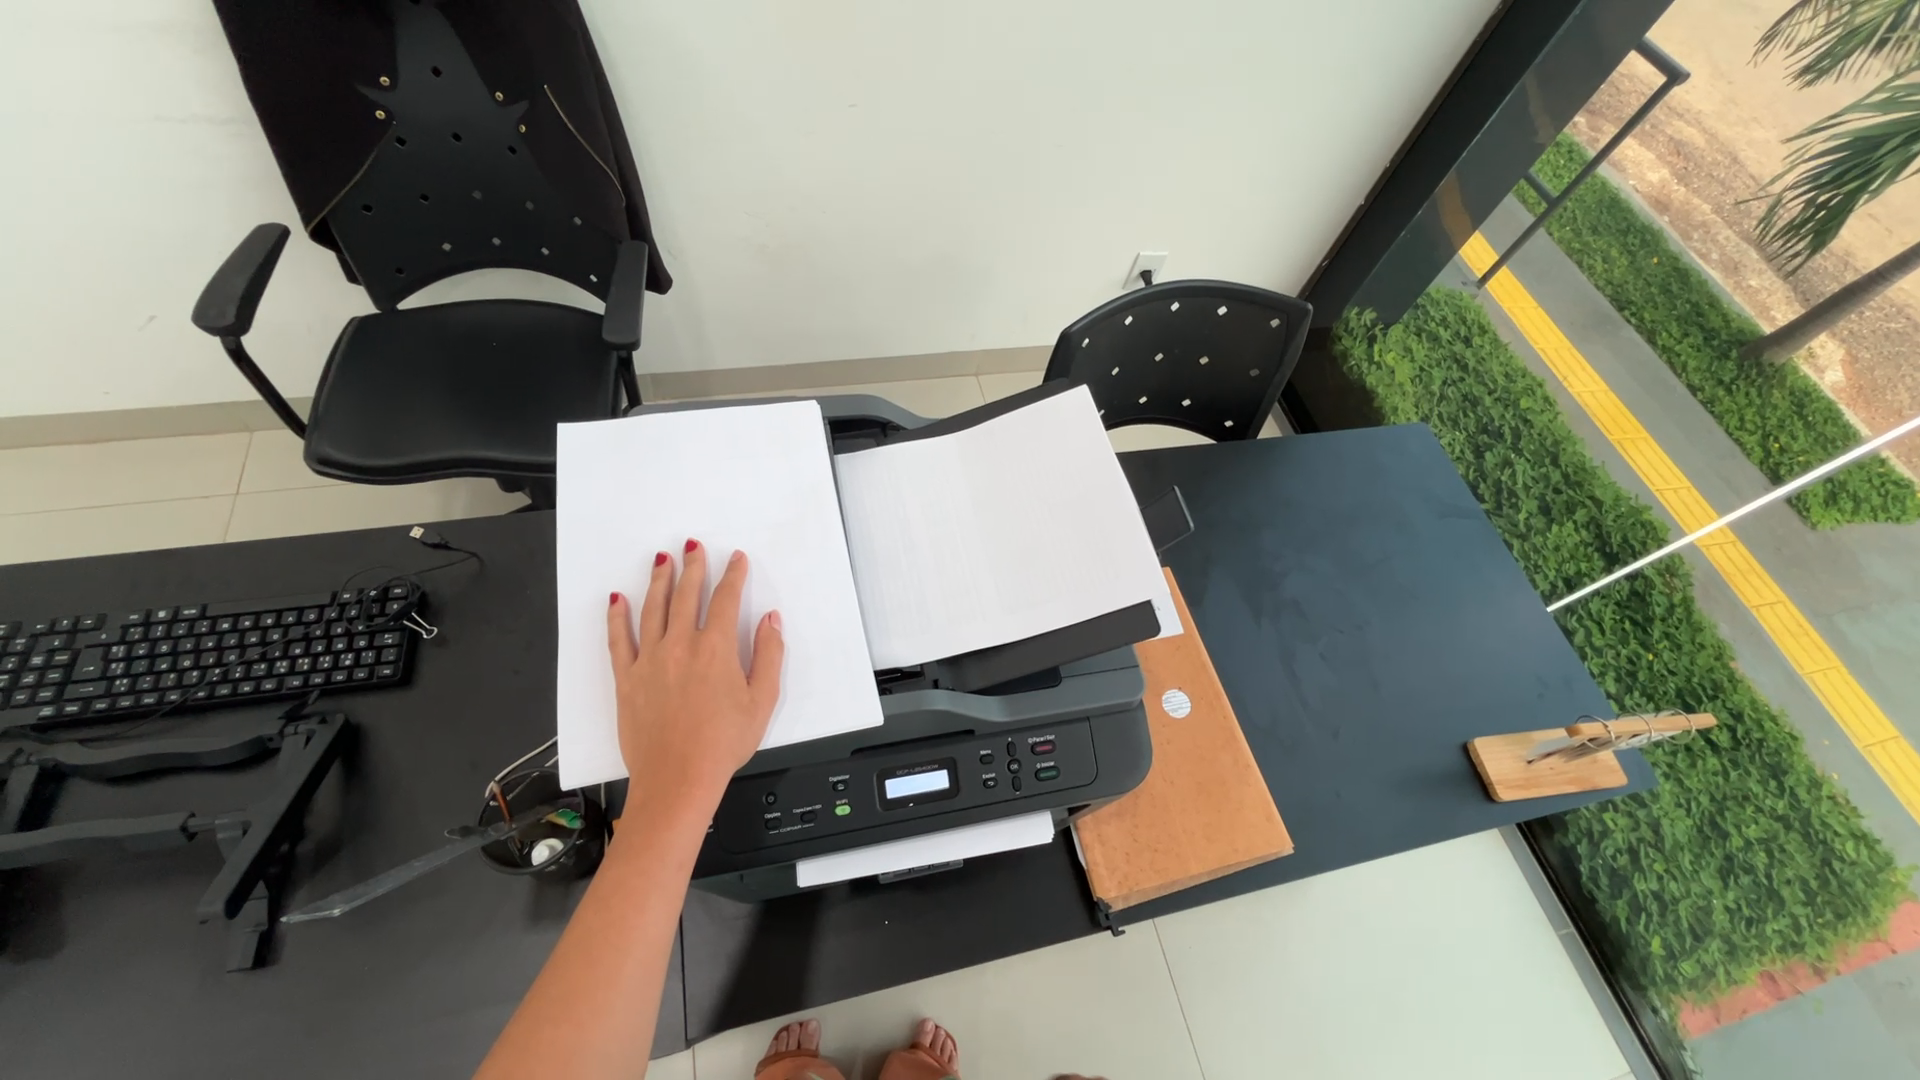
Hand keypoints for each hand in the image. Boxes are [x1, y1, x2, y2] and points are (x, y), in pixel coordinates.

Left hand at [606, 539, 784, 818]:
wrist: (677, 779)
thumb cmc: (722, 744)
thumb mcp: (762, 701)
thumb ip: (769, 656)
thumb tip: (771, 621)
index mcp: (717, 650)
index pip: (726, 600)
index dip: (733, 575)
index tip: (736, 559)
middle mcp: (681, 646)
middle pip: (687, 595)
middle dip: (693, 567)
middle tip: (694, 547)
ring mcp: (650, 660)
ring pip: (653, 608)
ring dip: (659, 580)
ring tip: (662, 559)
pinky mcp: (627, 679)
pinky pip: (619, 639)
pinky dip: (617, 616)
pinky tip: (618, 599)